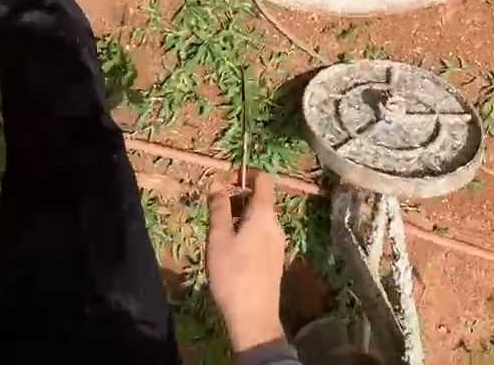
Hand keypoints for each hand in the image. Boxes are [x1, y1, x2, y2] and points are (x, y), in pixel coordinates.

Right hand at [205, 173, 287, 351]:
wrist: (254, 319)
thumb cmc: (233, 273)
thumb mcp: (219, 237)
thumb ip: (219, 208)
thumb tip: (217, 183)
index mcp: (264, 214)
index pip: (263, 179)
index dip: (245, 174)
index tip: (225, 182)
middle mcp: (276, 225)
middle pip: (259, 199)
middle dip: (237, 199)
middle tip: (215, 213)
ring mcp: (278, 243)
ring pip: (259, 219)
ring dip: (240, 217)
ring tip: (220, 235)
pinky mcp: (275, 260)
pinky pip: (262, 234)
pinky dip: (247, 232)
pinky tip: (232, 252)